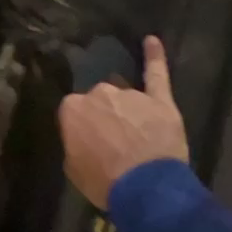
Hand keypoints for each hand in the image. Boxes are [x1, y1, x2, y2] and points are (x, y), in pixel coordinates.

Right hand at [58, 36, 189, 208]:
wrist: (146, 190)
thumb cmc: (104, 183)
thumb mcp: (74, 169)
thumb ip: (75, 144)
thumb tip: (81, 137)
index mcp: (73, 109)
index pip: (75, 112)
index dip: (85, 129)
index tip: (91, 143)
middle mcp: (98, 93)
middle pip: (100, 100)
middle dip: (106, 117)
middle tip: (115, 142)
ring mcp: (130, 94)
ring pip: (125, 96)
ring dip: (127, 111)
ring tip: (137, 135)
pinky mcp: (158, 100)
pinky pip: (156, 73)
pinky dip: (154, 57)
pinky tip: (151, 41)